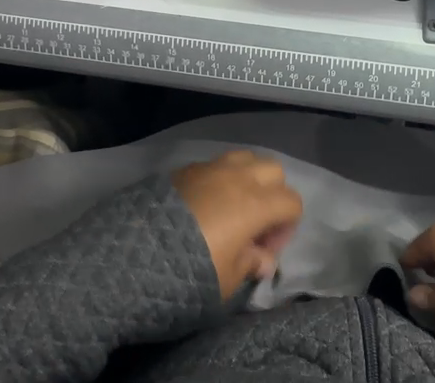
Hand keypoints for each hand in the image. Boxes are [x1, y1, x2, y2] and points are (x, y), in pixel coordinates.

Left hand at [170, 151, 302, 299]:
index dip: (287, 227)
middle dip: (274, 194)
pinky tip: (209, 203)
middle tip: (257, 223)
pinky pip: (217, 164)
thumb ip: (252, 263)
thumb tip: (263, 259)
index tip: (267, 249)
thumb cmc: (194, 266)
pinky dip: (222, 178)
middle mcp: (239, 177)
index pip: (292, 202)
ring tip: (235, 206)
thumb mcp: (229, 277)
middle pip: (273, 170)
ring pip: (246, 158)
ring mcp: (212, 167)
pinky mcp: (188, 167)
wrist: (142, 248)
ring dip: (249, 178)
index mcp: (256, 203)